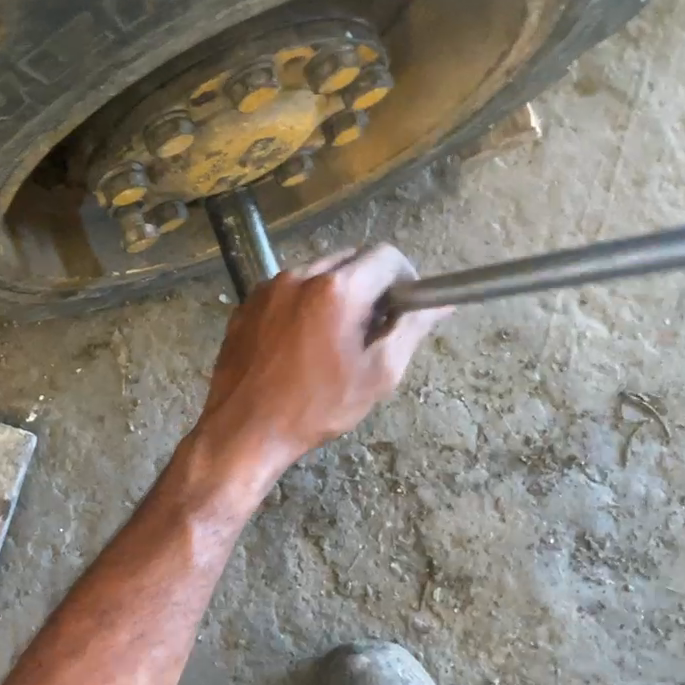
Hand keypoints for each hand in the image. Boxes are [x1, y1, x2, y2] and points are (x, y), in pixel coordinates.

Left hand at [195, 245, 449, 472]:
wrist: (243, 428)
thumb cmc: (314, 408)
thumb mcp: (377, 375)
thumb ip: (411, 329)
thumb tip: (441, 302)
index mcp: (336, 290)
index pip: (386, 256)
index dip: (404, 278)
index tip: (402, 308)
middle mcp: (298, 277)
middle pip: (349, 261)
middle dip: (368, 286)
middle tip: (369, 330)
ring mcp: (266, 289)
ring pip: (315, 274)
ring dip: (334, 295)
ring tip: (332, 341)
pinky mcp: (245, 306)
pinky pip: (285, 291)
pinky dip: (301, 305)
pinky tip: (299, 344)